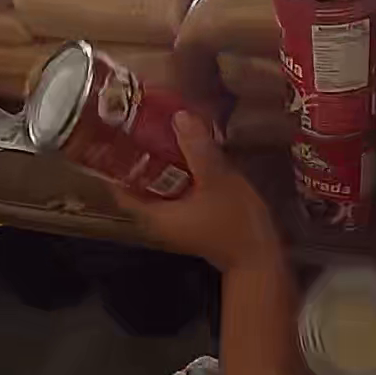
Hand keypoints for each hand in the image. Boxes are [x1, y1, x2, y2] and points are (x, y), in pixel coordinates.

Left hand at [113, 111, 279, 272]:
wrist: (260, 259)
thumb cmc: (235, 223)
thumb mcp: (217, 180)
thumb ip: (198, 149)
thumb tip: (179, 115)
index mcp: (153, 214)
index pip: (118, 186)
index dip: (115, 159)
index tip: (118, 131)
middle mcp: (158, 220)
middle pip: (138, 184)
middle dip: (142, 156)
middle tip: (146, 124)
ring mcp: (176, 223)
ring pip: (159, 188)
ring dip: (163, 165)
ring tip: (169, 133)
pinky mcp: (193, 222)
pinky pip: (176, 194)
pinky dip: (180, 176)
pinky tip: (192, 157)